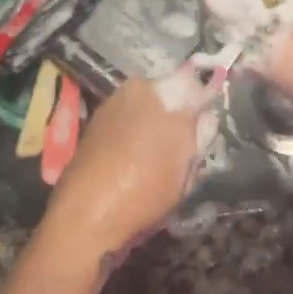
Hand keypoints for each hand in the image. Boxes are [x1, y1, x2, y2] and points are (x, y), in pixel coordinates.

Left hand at [38, 70, 212, 254]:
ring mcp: (114, 101)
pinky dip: (133, 131)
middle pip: (169, 93)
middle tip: (184, 146)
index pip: (194, 83)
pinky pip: (126, 118)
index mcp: (162, 92)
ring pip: (146, 105)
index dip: (204, 102)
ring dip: (154, 122)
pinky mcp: (97, 119)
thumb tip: (205, 112)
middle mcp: (136, 87)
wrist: (87, 210)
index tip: (205, 126)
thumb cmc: (145, 189)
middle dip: (178, 113)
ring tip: (158, 157)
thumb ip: (199, 132)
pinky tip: (133, 159)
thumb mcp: (186, 168)